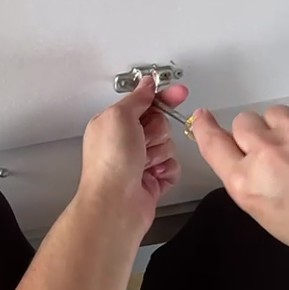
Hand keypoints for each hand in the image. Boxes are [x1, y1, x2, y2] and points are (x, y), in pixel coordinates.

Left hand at [71, 77, 186, 237]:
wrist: (115, 205)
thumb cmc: (109, 164)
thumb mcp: (119, 117)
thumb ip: (136, 98)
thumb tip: (146, 84)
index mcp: (113, 124)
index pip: (144, 103)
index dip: (163, 98)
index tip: (179, 93)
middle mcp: (125, 142)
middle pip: (160, 123)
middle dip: (157, 132)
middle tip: (142, 141)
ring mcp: (139, 162)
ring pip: (169, 145)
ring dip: (160, 153)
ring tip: (143, 164)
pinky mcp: (152, 180)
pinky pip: (174, 167)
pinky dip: (167, 171)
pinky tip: (152, 176)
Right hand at [190, 105, 288, 274]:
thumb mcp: (272, 218)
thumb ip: (251, 183)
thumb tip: (248, 157)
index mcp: (247, 185)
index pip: (212, 143)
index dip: (206, 127)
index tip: (203, 116)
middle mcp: (267, 154)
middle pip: (244, 123)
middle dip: (258, 135)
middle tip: (282, 155)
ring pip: (276, 114)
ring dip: (287, 129)